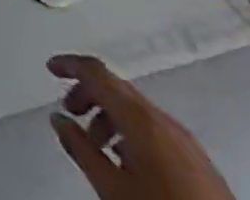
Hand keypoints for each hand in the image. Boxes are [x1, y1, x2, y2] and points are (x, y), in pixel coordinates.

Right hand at [48, 55, 235, 199]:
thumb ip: (79, 147)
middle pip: (117, 88)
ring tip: (95, 142)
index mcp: (141, 120)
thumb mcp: (109, 184)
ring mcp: (185, 140)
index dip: (70, 65)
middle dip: (87, 92)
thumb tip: (60, 121)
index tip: (52, 67)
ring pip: (136, 109)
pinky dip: (129, 129)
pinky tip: (124, 157)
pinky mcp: (197, 158)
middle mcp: (164, 122)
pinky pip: (154, 127)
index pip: (98, 73)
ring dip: (108, 115)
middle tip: (69, 108)